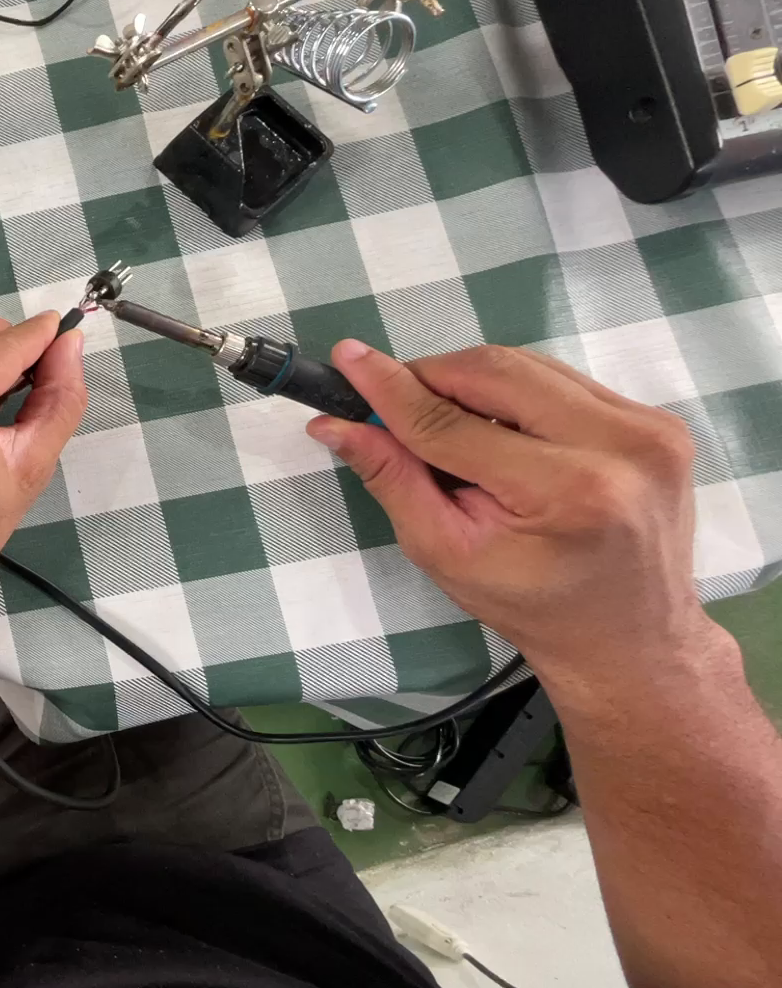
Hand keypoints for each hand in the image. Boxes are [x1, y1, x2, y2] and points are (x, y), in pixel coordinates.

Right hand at [307, 341, 732, 707]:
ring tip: (430, 421)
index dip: (388, 388)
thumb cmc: (521, 599)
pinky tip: (482, 428)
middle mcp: (619, 443)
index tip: (345, 358)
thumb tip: (333, 426)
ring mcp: (647, 424)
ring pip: (523, 366)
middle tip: (381, 400)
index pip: (449, 422)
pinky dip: (499, 392)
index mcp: (565, 489)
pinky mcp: (653, 418)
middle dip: (425, 377)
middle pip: (493, 372)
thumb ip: (390, 478)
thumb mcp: (439, 547)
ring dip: (460, 382)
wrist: (626, 629)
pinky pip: (552, 378)